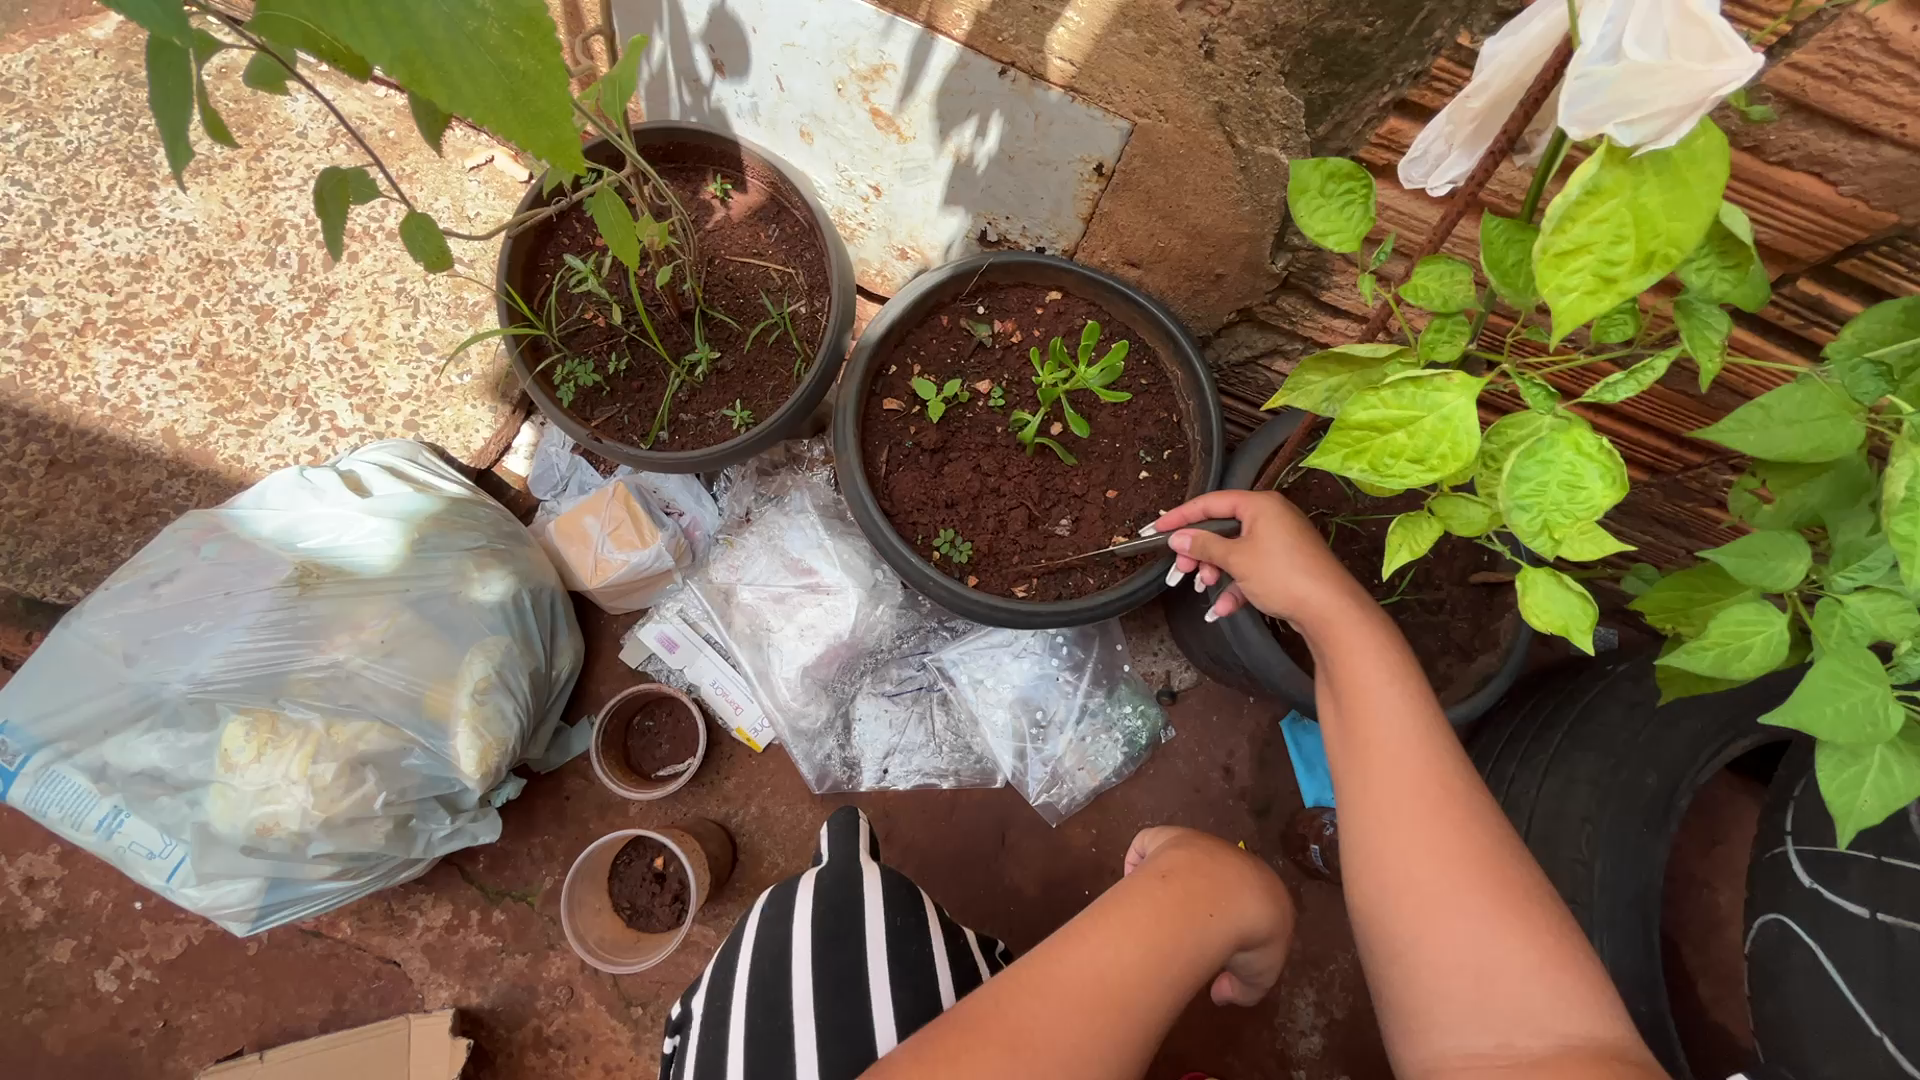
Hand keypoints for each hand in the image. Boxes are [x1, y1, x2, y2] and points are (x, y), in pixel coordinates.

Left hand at [1124, 826, 1294, 1005]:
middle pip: (1215, 880)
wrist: (1222, 894)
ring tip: (1164, 913)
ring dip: (1174, 884)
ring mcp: (1195, 845)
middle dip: (1205, 904)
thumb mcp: (1258, 976)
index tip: (1222, 953)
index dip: (1236, 930)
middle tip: (1192, 933)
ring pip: (1182, 862)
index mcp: (1262, 889)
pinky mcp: (1165, 836)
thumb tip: (1220, 993)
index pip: (1250, 905)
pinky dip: (1141, 859)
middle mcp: (1230, 860)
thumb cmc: (1249, 935)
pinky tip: (1136, 883)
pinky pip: (1148, 843)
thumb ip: (1242, 988)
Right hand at [1151, 489, 1368, 625]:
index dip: (1181, 516)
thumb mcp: (1235, 558)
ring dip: (1215, 570)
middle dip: (1199, 551)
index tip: (1157, 529)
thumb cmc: (1284, 575)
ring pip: (1234, 551)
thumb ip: (1203, 545)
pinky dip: (1234, 587)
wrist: (1330, 610)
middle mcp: (1271, 517)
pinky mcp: (1284, 565)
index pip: (1211, 503)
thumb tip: (1178, 538)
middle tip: (1181, 567)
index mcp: (1260, 505)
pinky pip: (1250, 570)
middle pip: (1221, 529)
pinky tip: (1221, 608)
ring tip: (1205, 586)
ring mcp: (1279, 542)